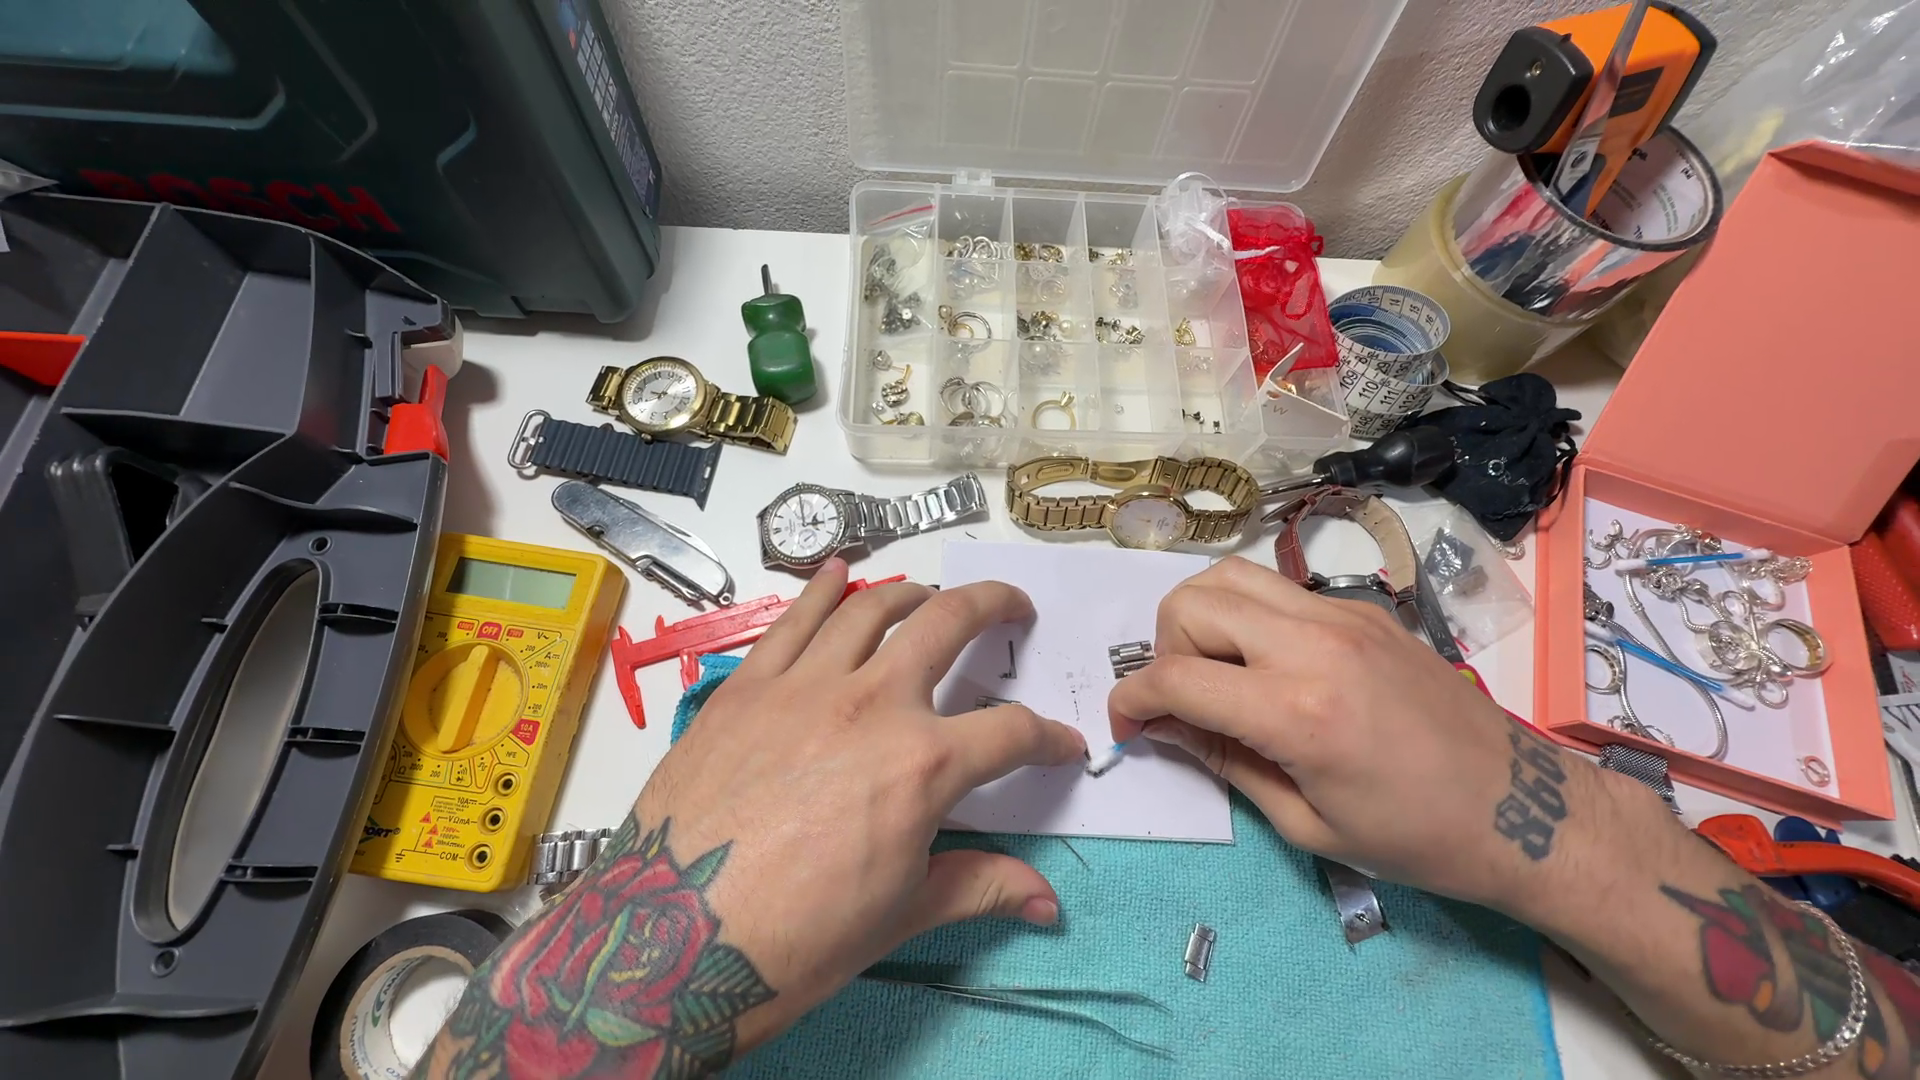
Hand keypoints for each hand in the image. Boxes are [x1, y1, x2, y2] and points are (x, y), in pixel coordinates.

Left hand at [634, 560, 1083, 1045]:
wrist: (665, 941)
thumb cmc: (795, 939)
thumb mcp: (899, 915)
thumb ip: (980, 887)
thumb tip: (1049, 903)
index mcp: (923, 765)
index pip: (1011, 734)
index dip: (1050, 739)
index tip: (1064, 747)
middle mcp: (872, 703)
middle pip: (949, 624)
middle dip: (994, 604)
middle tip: (1013, 604)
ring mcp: (805, 685)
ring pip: (870, 607)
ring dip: (912, 591)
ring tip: (930, 594)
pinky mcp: (748, 685)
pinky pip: (791, 619)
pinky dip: (820, 588)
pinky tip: (835, 571)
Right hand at [1107, 556, 1609, 916]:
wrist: (1526, 811)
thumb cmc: (1415, 838)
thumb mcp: (1302, 822)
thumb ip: (1221, 761)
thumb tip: (1162, 727)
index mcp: (1297, 712)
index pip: (1176, 678)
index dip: (1131, 701)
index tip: (1126, 726)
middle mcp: (1312, 644)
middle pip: (1190, 605)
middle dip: (1162, 650)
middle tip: (1184, 699)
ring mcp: (1340, 614)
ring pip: (1226, 574)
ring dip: (1198, 617)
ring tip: (1215, 667)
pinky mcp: (1361, 607)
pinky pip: (1273, 586)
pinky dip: (1243, 612)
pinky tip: (1263, 659)